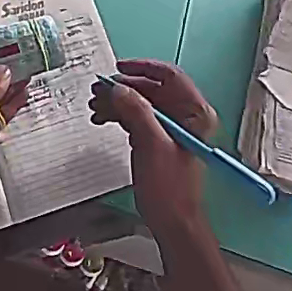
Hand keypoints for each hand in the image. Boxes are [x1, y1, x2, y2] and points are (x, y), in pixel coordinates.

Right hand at [89, 59, 219, 237]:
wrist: (172, 221)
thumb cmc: (170, 189)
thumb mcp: (152, 146)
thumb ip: (137, 113)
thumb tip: (119, 89)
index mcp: (195, 114)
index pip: (170, 77)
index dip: (144, 69)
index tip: (119, 68)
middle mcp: (186, 117)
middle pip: (152, 89)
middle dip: (124, 88)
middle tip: (99, 91)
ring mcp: (171, 129)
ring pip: (141, 103)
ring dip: (118, 103)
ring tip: (96, 107)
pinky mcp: (158, 140)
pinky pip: (137, 118)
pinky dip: (120, 116)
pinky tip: (103, 118)